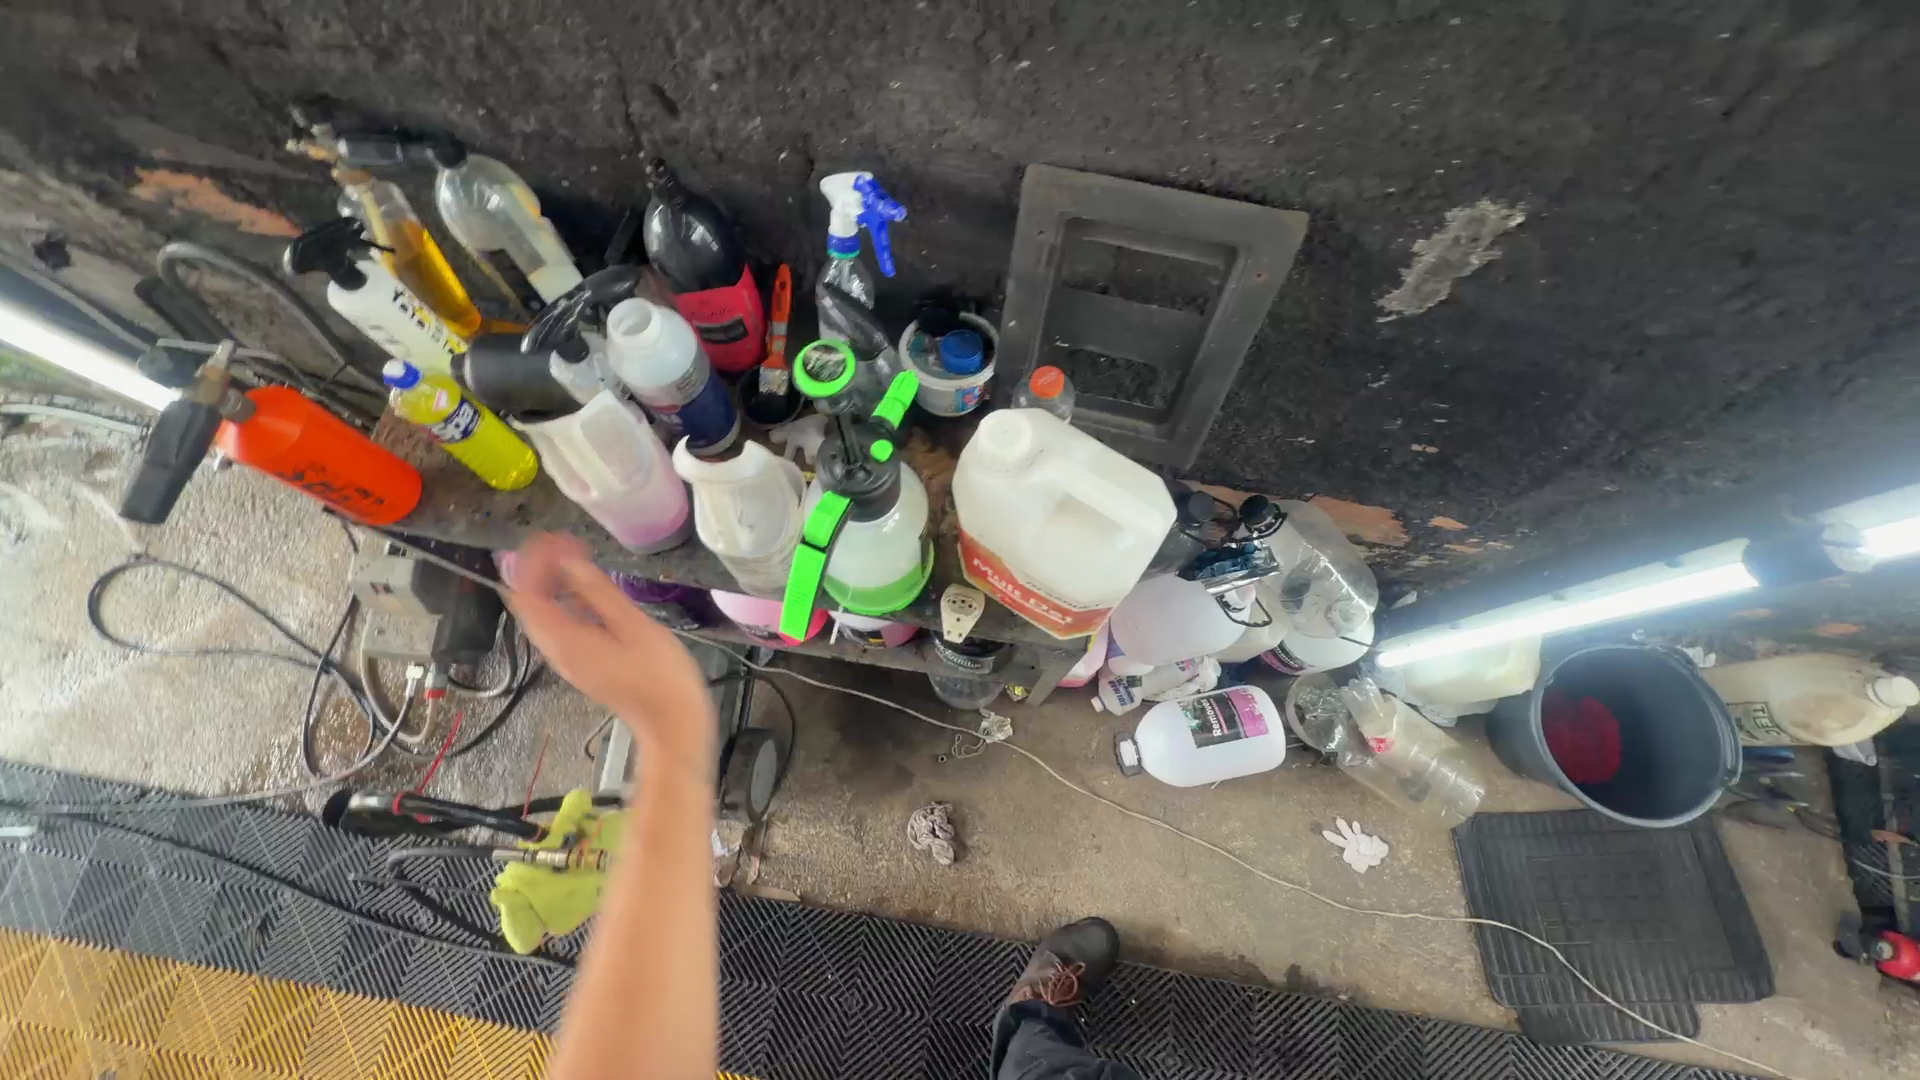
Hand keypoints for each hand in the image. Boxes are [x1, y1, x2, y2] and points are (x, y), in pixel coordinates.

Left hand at [504, 534, 714, 771]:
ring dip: (550, 582)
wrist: (671, 721)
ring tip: (574, 557)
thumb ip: (599, 592)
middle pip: (528, 602)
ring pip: (542, 613)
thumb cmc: (660, 674)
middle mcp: (556, 650)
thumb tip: (570, 562)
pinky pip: (558, 625)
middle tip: (565, 541)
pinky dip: (563, 600)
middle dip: (539, 567)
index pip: (527, 592)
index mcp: (565, 639)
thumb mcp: (633, 625)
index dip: (534, 560)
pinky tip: (586, 589)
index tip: (556, 537)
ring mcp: (567, 659)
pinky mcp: (581, 663)